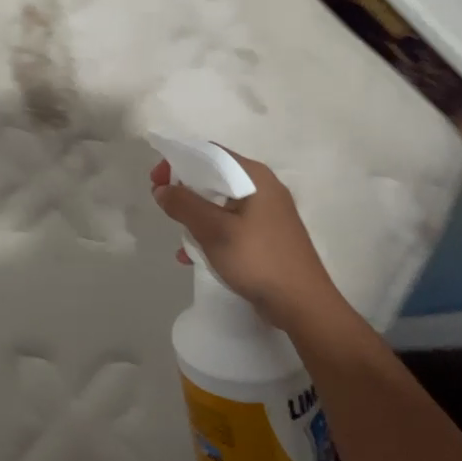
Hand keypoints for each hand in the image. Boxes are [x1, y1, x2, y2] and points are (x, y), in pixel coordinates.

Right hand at [149, 153, 345, 330]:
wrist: (304, 307)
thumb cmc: (258, 260)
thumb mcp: (213, 230)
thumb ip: (183, 204)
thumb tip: (162, 189)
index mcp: (254, 177)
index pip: (209, 152)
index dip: (178, 161)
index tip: (156, 182)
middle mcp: (264, 188)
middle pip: (215, 176)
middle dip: (185, 190)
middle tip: (165, 207)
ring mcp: (270, 213)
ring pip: (222, 202)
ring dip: (197, 215)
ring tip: (180, 236)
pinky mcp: (270, 236)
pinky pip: (233, 223)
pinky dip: (212, 232)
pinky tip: (195, 256)